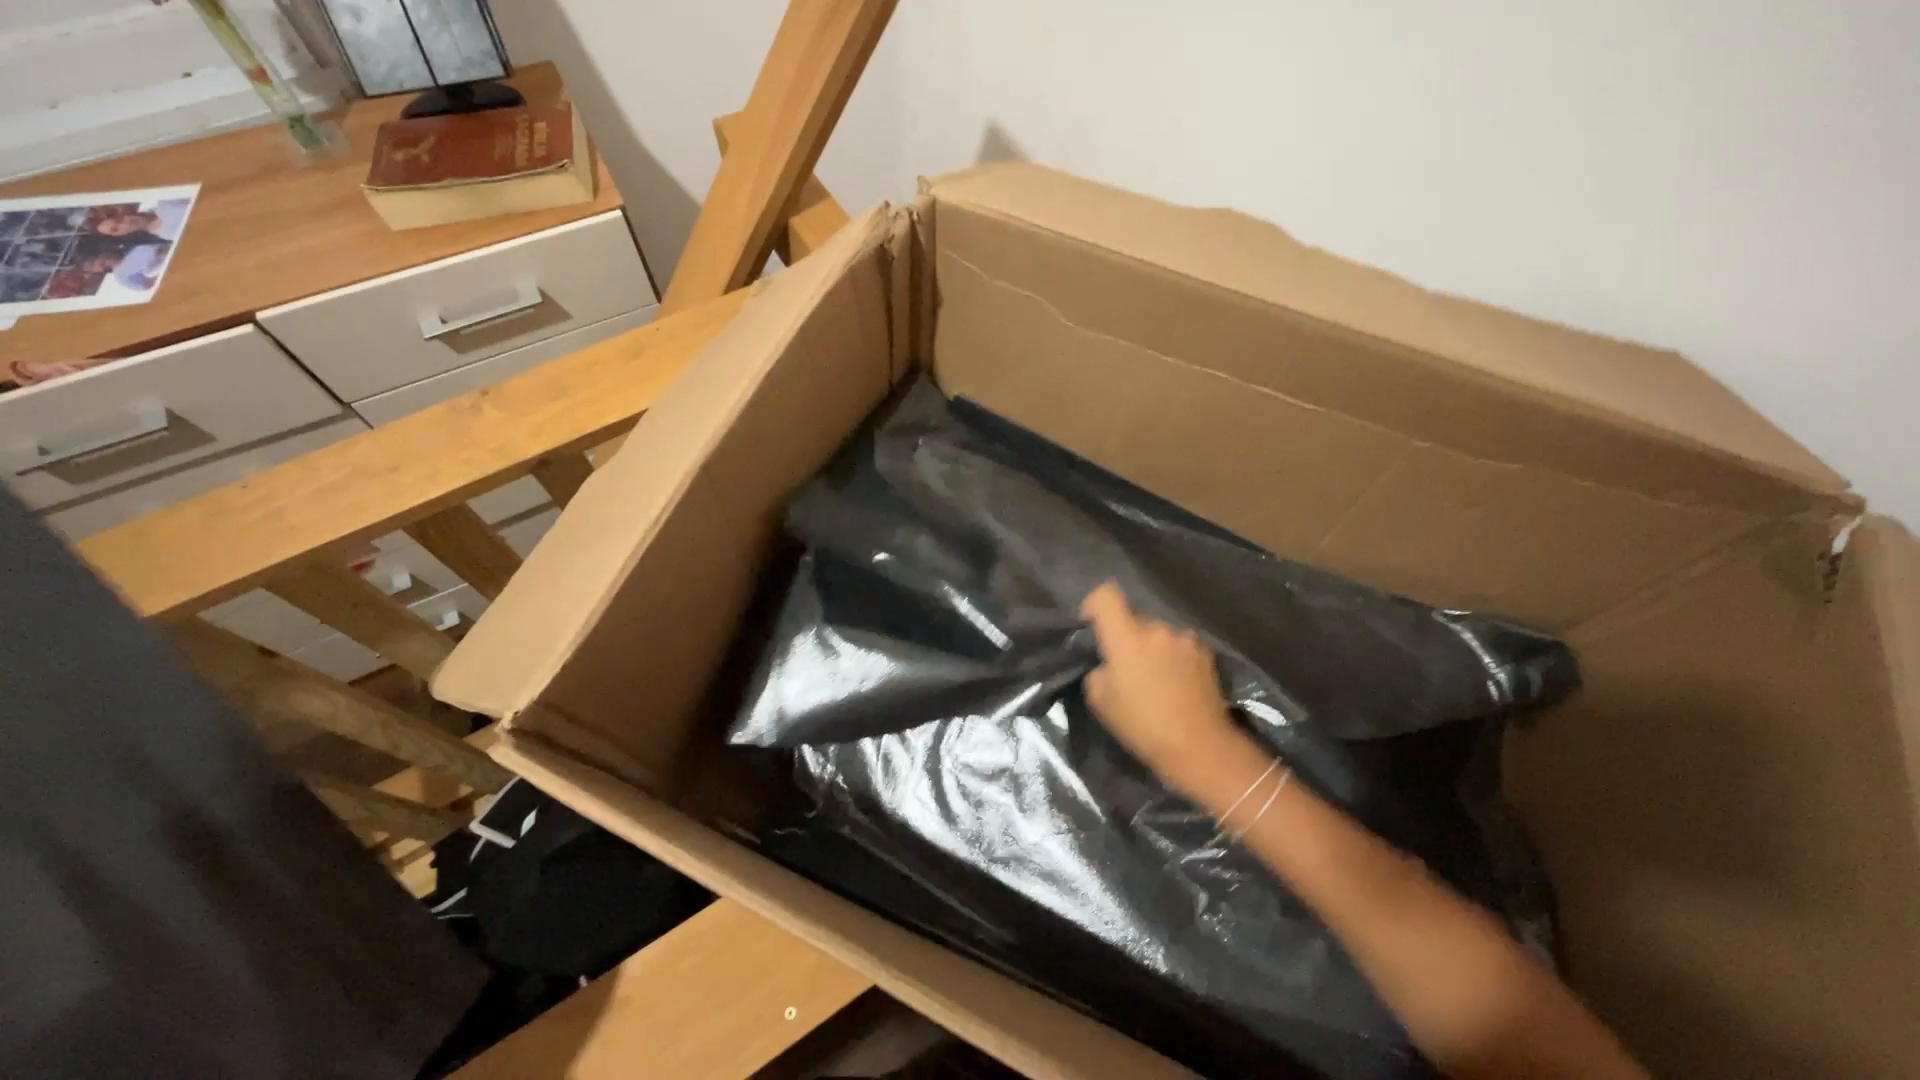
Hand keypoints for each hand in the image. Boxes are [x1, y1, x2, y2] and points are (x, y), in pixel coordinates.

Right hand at [1080, 582, 1237, 791]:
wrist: (1199, 746)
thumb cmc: (1143, 725)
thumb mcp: (1100, 701)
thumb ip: (1097, 670)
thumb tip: (1107, 663)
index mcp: (1127, 637)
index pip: (1106, 596)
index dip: (1094, 605)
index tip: (1091, 626)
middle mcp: (1157, 629)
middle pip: (1133, 619)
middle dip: (1126, 638)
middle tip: (1124, 668)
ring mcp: (1185, 639)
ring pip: (1158, 634)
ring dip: (1152, 648)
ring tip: (1154, 679)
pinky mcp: (1206, 653)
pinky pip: (1179, 646)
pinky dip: (1173, 658)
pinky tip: (1176, 684)